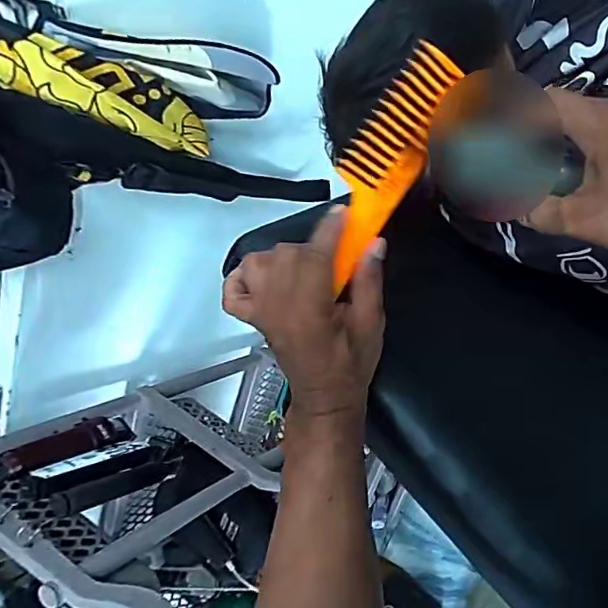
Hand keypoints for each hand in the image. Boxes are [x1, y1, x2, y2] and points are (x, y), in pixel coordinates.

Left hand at [222, 207, 384, 422]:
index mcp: (310, 311)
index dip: (331, 229)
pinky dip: (246, 275)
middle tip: (339, 259)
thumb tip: (374, 243)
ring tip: (308, 269)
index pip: (315, 256)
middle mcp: (278, 307)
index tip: (344, 212)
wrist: (326, 396)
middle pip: (287, 254)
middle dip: (316, 247)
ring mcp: (260, 312)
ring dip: (284, 257)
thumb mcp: (372, 323)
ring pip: (260, 261)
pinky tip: (268, 277)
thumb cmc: (352, 363)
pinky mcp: (252, 318)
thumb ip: (369, 282)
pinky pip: (234, 287)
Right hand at [525, 89, 607, 254]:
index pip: (545, 99)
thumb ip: (543, 213)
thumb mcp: (585, 218)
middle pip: (568, 104)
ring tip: (548, 160)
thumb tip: (520, 211)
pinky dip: (589, 138)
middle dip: (538, 123)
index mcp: (600, 120)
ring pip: (591, 114)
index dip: (517, 110)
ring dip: (566, 132)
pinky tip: (586, 167)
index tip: (500, 128)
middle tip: (519, 147)